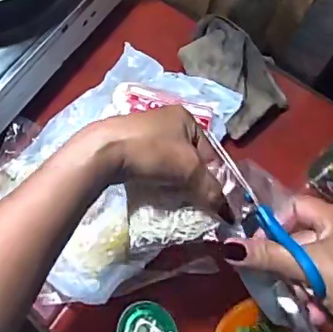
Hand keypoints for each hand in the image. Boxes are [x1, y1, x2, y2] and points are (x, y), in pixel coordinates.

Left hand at [74, 105, 224, 217]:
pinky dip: (156, 179)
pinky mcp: (128, 145)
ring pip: (170, 163)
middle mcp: (165, 120)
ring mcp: (145, 132)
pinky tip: (153, 190)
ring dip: (174, 182)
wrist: (103, 150)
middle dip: (193, 181)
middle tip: (194, 201)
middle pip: (190, 158)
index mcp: (185, 117)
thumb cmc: (151, 151)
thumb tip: (229, 214)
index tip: (213, 199)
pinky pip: (151, 165)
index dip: (215, 177)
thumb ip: (212, 191)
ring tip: (173, 198)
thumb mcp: (189, 170)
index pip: (211, 152)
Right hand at [225, 193, 332, 331]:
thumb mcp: (308, 267)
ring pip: (309, 264)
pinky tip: (316, 314)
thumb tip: (227, 246)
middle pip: (298, 237)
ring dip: (299, 283)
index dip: (273, 223)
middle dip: (285, 261)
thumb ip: (268, 255)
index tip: (261, 247)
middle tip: (277, 279)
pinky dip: (315, 297)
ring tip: (301, 301)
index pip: (293, 206)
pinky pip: (324, 283)